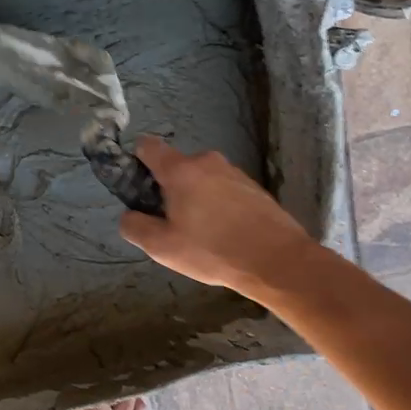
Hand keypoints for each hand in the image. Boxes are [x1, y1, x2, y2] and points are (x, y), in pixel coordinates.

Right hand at [119, 136, 323, 299]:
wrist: (281, 263)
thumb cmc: (213, 251)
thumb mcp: (161, 246)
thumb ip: (134, 226)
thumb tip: (130, 215)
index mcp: (180, 170)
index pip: (147, 146)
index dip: (137, 161)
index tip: (139, 187)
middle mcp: (207, 162)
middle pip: (176, 166)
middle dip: (169, 187)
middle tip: (172, 220)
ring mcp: (235, 173)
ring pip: (202, 179)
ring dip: (196, 196)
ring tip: (202, 231)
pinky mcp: (255, 188)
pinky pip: (224, 189)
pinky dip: (219, 205)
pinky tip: (226, 233)